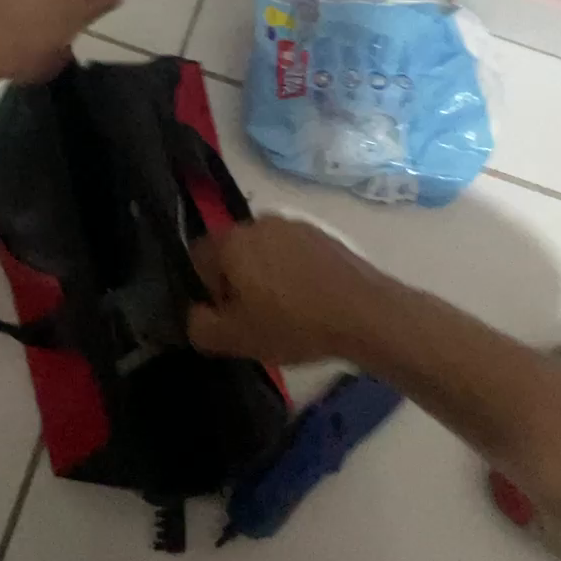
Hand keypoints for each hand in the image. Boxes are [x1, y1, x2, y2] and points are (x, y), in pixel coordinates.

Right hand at [187, 216, 396, 364]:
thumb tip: (196, 313)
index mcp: (231, 241)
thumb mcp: (235, 339)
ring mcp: (293, 224)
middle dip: (236, 281)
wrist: (364, 312)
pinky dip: (292, 272)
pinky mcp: (322, 234)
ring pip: (263, 251)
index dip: (205, 288)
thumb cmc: (293, 323)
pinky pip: (292, 252)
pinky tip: (309, 299)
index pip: (197, 256)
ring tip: (285, 310)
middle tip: (253, 316)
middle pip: (232, 252)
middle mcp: (258, 222)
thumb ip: (200, 326)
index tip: (226, 315)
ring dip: (265, 276)